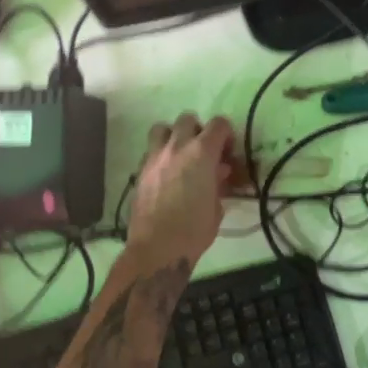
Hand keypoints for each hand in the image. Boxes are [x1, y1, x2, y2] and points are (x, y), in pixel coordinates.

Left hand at [126, 113, 234, 264]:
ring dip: (173, 136)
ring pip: (162, 128)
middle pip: (188, 119)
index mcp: (202, 153)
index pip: (219, 124)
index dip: (226, 133)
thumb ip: (218, 182)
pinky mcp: (140, 171)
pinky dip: (160, 156)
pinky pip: (151, 151)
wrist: (157, 248)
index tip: (227, 150)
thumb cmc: (194, 230)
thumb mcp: (216, 206)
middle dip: (198, 130)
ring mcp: (154, 157)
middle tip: (203, 150)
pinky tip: (166, 175)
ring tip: (180, 155)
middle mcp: (177, 147)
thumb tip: (218, 171)